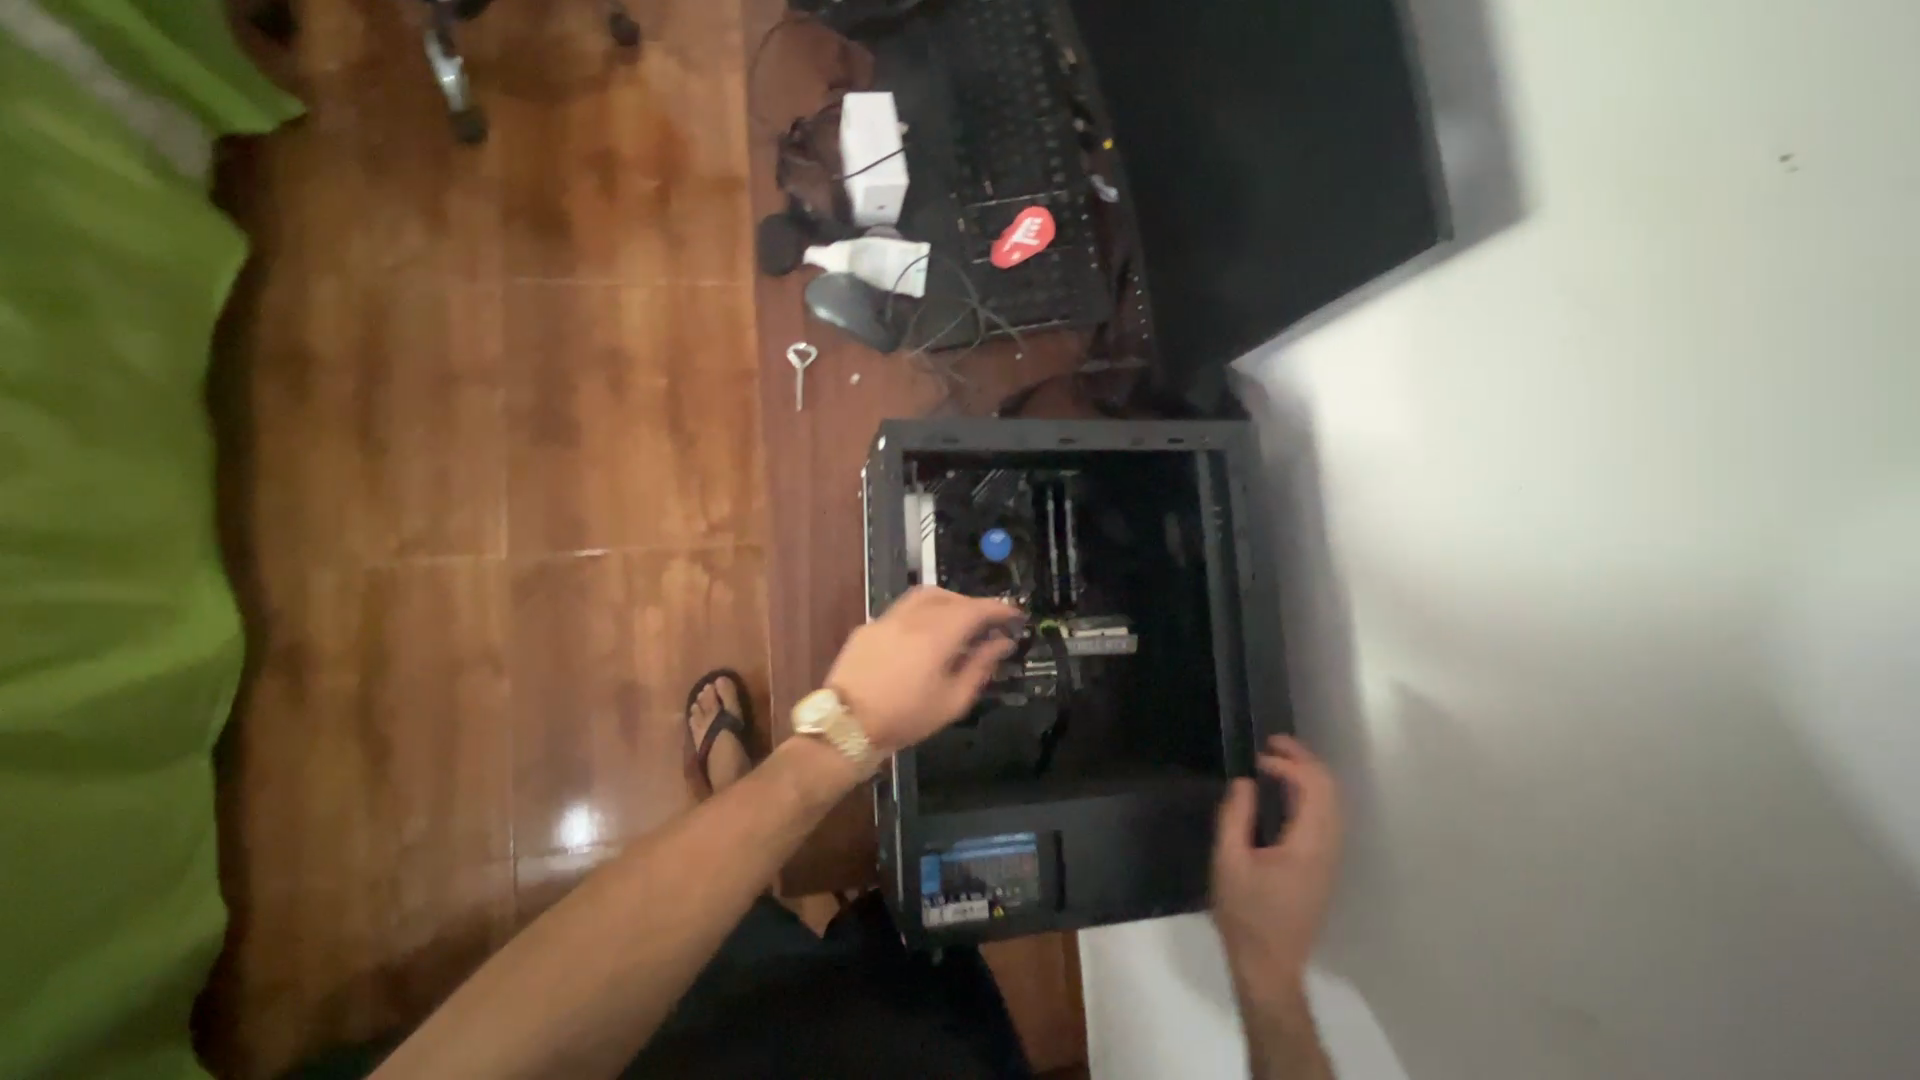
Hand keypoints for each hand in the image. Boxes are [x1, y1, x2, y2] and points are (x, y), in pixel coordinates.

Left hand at [825, 587, 1020, 752]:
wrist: (847, 725)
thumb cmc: (905, 718)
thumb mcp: (952, 700)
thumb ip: (980, 667)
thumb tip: (1001, 644)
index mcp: (936, 636)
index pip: (975, 609)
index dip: (999, 608)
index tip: (1014, 615)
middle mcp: (911, 618)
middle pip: (950, 597)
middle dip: (973, 605)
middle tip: (988, 623)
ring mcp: (886, 619)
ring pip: (923, 596)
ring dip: (947, 602)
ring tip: (958, 623)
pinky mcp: (868, 627)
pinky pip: (902, 610)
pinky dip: (922, 613)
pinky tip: (924, 636)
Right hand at [1211, 736, 1342, 1003]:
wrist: (1269, 966)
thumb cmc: (1245, 916)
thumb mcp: (1228, 863)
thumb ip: (1235, 817)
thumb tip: (1246, 783)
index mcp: (1308, 845)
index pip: (1313, 787)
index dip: (1288, 763)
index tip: (1257, 758)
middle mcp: (1329, 848)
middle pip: (1331, 790)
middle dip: (1304, 760)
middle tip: (1272, 744)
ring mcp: (1331, 859)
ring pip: (1333, 804)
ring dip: (1310, 776)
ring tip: (1278, 761)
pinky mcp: (1324, 868)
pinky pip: (1327, 818)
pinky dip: (1311, 795)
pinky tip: (1287, 793)